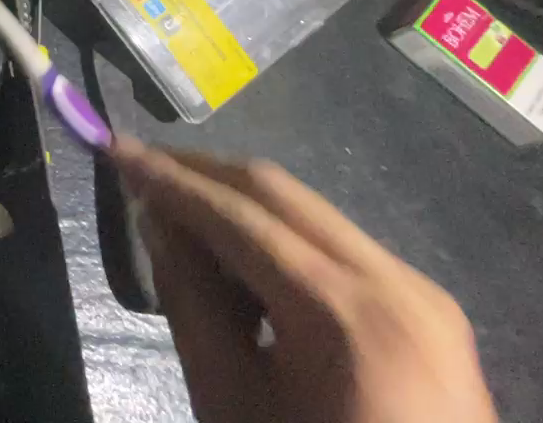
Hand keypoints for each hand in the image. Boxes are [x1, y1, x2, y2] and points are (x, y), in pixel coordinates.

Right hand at [112, 140, 496, 422]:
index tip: (114, 147)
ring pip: (305, 208)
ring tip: (177, 208)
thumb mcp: (229, 395)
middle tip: (139, 163)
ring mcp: (421, 292)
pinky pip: (334, 241)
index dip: (165, 176)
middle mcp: (392, 282)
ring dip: (234, 199)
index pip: (232, 214)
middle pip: (275, 191)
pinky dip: (274, 230)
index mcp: (341, 312)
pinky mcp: (429, 307)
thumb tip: (156, 218)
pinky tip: (237, 251)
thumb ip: (188, 296)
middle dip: (198, 170)